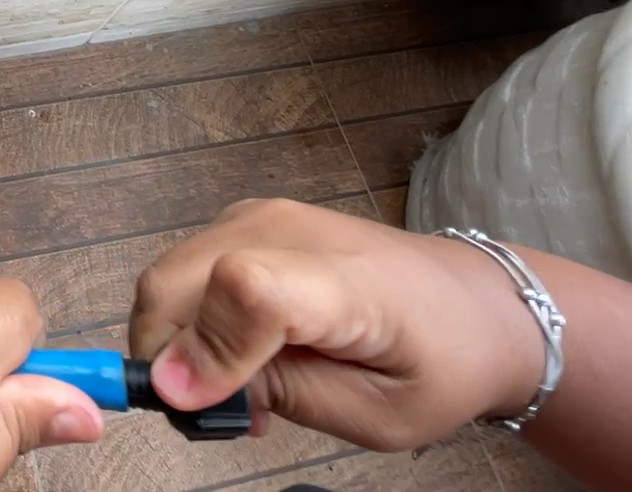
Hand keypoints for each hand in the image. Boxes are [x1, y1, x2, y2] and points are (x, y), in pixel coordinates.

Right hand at [128, 198, 545, 450]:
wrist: (469, 299)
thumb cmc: (437, 366)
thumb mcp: (380, 415)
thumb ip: (281, 394)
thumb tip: (175, 386)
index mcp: (338, 281)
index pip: (245, 288)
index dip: (204, 346)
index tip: (187, 409)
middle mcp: (276, 229)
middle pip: (174, 281)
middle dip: (162, 356)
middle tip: (206, 415)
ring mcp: (251, 215)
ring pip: (166, 276)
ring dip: (171, 339)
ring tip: (229, 388)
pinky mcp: (239, 218)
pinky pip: (184, 269)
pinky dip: (185, 316)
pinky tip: (230, 350)